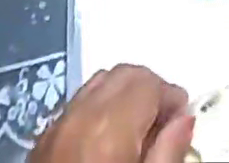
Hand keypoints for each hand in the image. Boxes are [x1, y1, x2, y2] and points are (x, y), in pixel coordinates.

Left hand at [29, 65, 195, 162]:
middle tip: (166, 123)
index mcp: (111, 127)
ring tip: (139, 130)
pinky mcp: (43, 138)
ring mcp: (58, 124)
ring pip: (99, 83)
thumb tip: (185, 117)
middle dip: (149, 89)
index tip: (183, 120)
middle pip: (124, 75)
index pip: (149, 84)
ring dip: (124, 94)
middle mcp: (82, 114)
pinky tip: (108, 138)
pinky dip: (99, 106)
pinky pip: (78, 102)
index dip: (172, 96)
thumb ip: (169, 153)